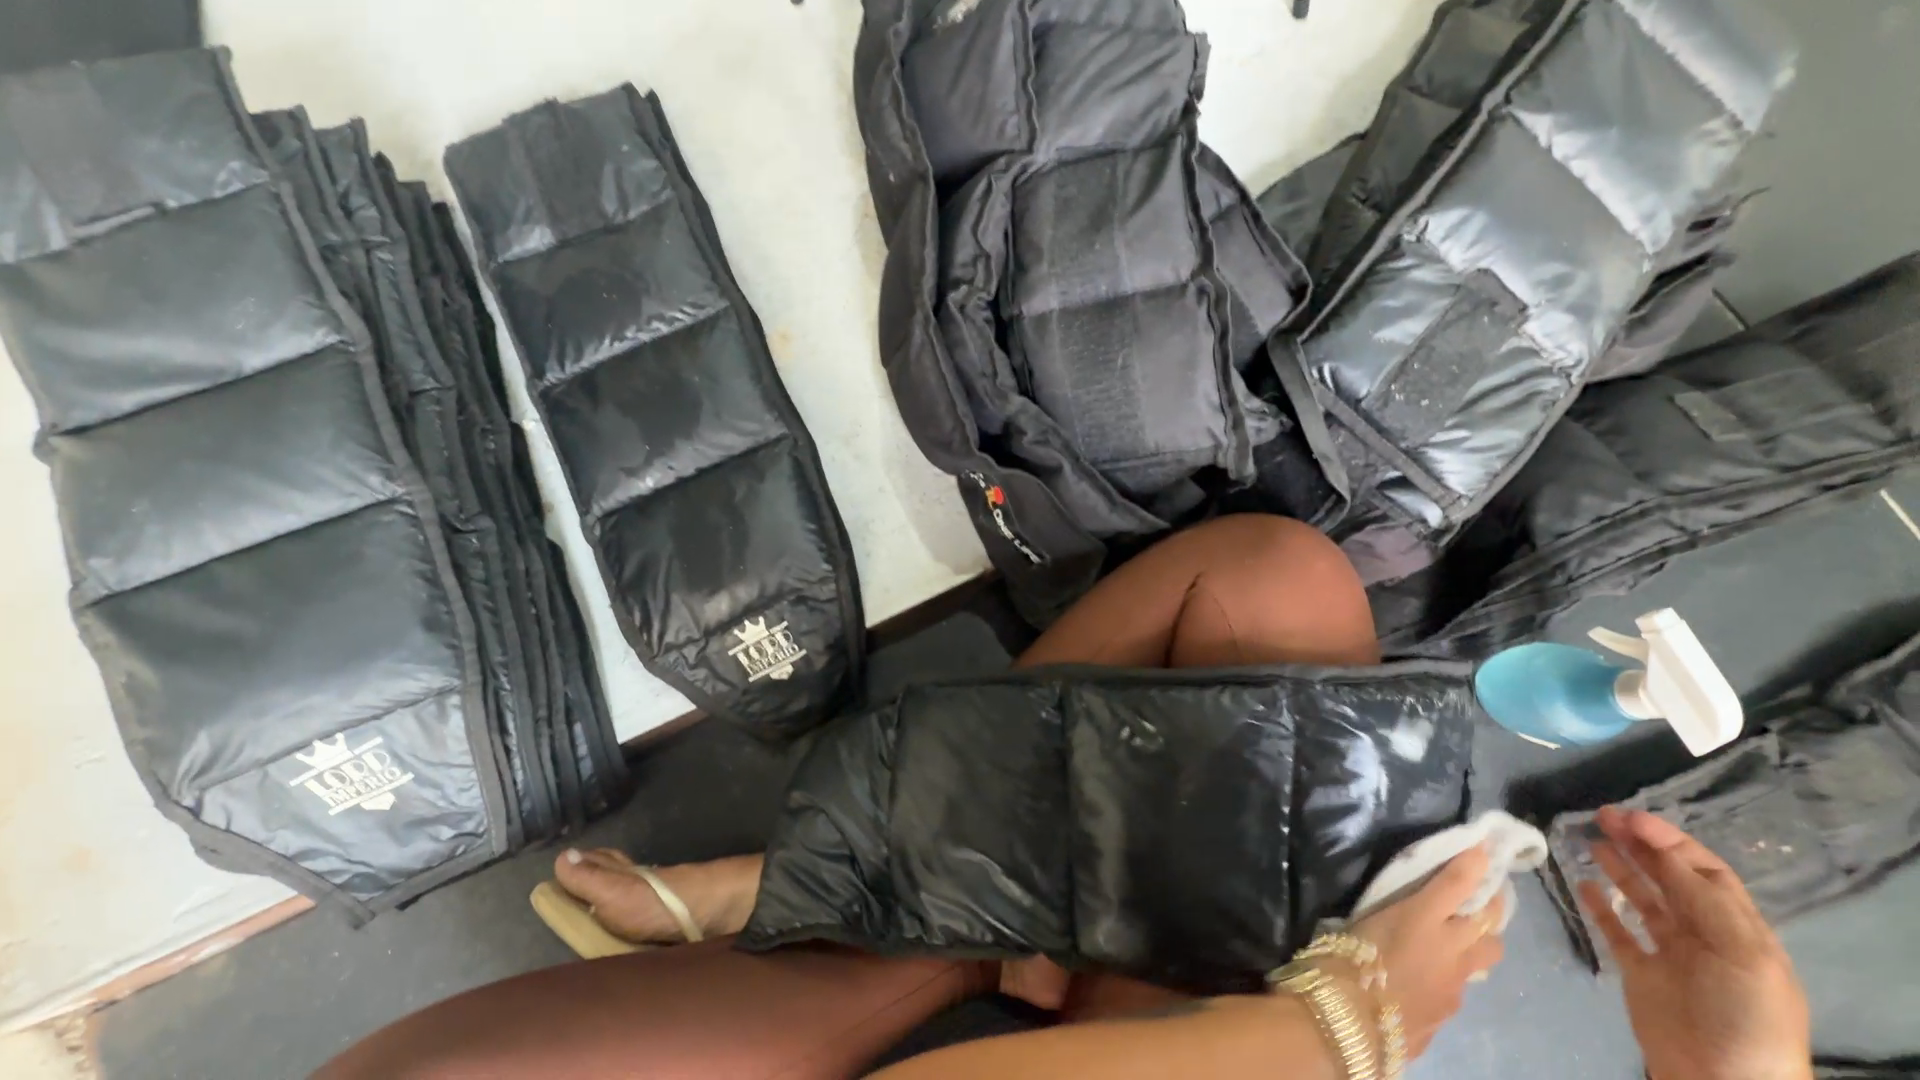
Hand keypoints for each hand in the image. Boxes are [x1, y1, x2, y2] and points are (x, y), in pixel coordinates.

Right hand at [1351, 843, 1506, 1057]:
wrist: (1350, 1022)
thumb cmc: (1342, 956)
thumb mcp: (1363, 919)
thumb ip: (1390, 908)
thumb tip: (1404, 902)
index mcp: (1422, 917)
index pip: (1457, 883)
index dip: (1474, 863)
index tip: (1485, 847)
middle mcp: (1449, 949)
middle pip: (1491, 926)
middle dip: (1491, 911)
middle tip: (1476, 901)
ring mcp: (1455, 985)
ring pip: (1484, 959)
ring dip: (1477, 947)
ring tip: (1454, 943)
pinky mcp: (1450, 1012)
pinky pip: (1459, 988)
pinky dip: (1450, 978)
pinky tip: (1427, 981)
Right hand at [1577, 807, 1812, 1079]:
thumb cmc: (1744, 1013)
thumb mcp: (1742, 953)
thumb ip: (1703, 899)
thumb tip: (1662, 850)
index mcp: (1739, 929)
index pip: (1704, 871)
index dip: (1669, 841)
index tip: (1631, 818)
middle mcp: (1704, 935)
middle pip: (1671, 879)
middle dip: (1640, 845)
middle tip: (1603, 815)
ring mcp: (1670, 954)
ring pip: (1643, 899)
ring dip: (1620, 868)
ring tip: (1592, 840)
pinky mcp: (1639, 972)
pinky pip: (1617, 931)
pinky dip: (1600, 906)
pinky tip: (1583, 884)